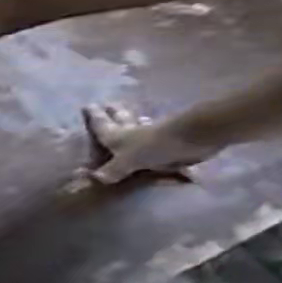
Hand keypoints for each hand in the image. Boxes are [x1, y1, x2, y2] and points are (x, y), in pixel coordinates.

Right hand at [84, 102, 220, 182]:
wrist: (194, 138)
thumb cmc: (153, 147)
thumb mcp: (128, 161)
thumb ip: (113, 170)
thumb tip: (95, 177)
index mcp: (116, 136)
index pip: (100, 125)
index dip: (94, 116)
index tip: (87, 105)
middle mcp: (131, 132)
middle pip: (121, 119)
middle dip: (114, 113)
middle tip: (109, 104)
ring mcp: (152, 134)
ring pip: (140, 124)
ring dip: (135, 120)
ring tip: (135, 118)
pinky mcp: (170, 138)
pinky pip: (157, 133)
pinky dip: (154, 130)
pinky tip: (157, 129)